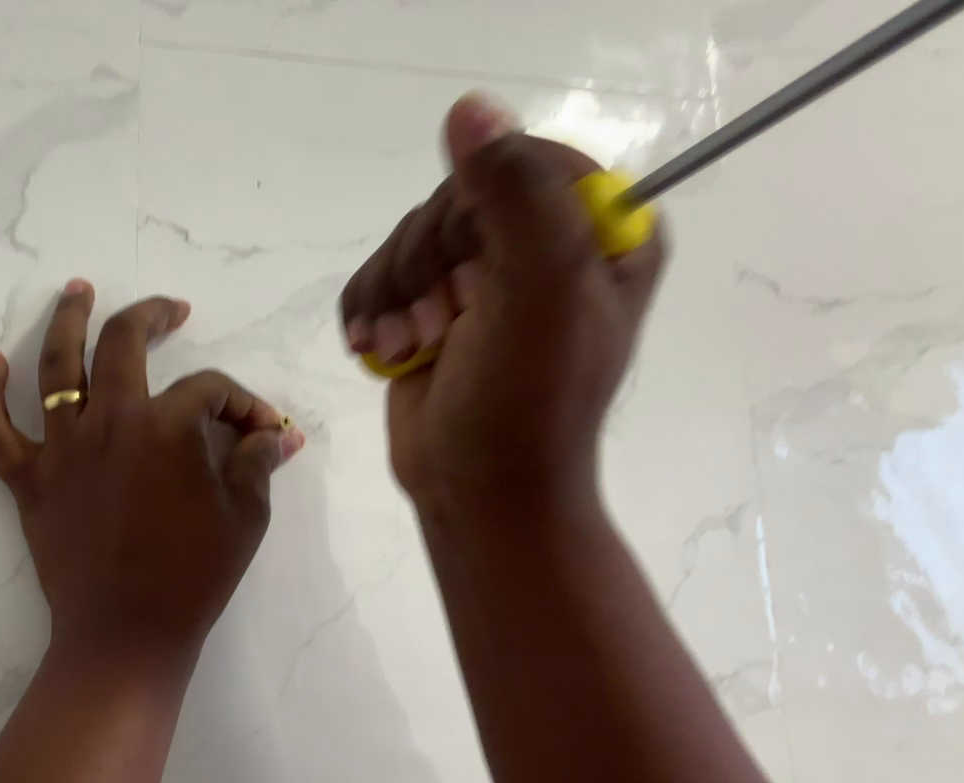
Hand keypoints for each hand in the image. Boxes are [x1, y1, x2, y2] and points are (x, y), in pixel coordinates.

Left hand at [0, 281, 304, 660]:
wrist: (126, 632)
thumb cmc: (192, 578)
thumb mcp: (244, 517)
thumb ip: (256, 463)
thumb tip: (276, 433)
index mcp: (167, 427)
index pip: (209, 390)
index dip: (242, 404)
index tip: (259, 431)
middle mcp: (108, 422)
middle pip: (122, 344)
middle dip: (151, 316)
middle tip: (170, 311)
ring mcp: (60, 449)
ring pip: (54, 366)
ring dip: (66, 319)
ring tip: (77, 289)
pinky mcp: (28, 481)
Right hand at [339, 92, 667, 510]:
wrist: (476, 492)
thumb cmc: (524, 405)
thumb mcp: (538, 294)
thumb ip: (514, 195)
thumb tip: (467, 110)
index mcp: (597, 231)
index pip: (519, 162)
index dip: (475, 210)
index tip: (474, 275)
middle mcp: (540, 247)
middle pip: (450, 201)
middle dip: (424, 269)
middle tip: (437, 328)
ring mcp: (478, 282)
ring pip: (404, 241)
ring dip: (390, 300)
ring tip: (407, 351)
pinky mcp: (428, 314)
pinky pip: (376, 280)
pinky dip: (365, 315)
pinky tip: (375, 351)